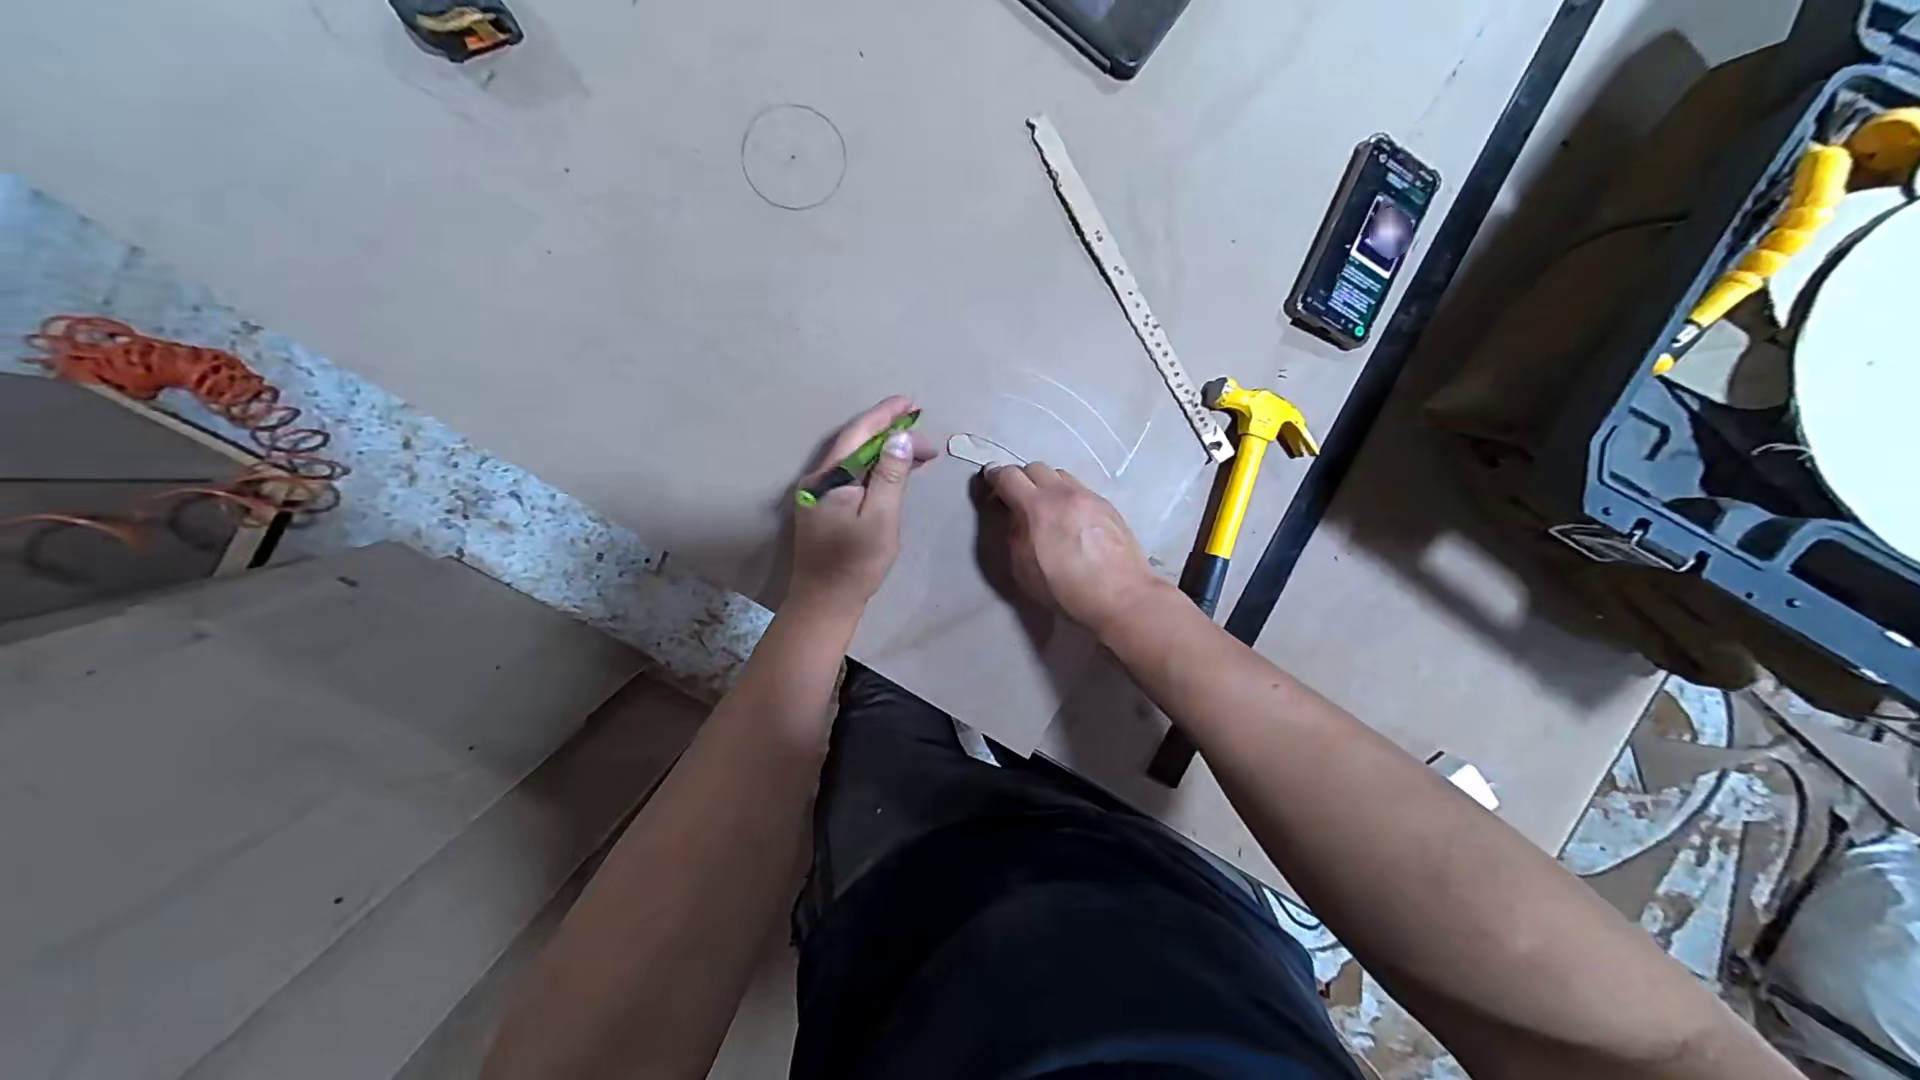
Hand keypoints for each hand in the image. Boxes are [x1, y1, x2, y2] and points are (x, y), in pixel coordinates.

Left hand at [791, 396, 936, 611]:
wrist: (824, 602)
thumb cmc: (855, 563)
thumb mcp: (880, 518)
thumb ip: (889, 475)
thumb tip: (899, 438)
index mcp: (830, 477)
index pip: (859, 433)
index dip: (885, 415)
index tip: (911, 403)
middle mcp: (819, 479)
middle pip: (856, 443)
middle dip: (890, 433)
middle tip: (924, 434)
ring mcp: (819, 493)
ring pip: (856, 460)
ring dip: (885, 451)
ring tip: (918, 451)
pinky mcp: (825, 507)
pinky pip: (854, 476)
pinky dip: (876, 469)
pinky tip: (895, 472)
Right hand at [988, 463, 1166, 638]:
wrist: (1121, 595)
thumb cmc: (1066, 589)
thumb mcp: (1024, 569)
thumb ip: (1015, 536)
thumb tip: (1018, 518)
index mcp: (1038, 507)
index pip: (1009, 476)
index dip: (995, 476)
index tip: (990, 479)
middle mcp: (1063, 494)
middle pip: (1035, 467)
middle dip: (1021, 479)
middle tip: (1017, 498)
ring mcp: (1089, 497)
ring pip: (1060, 475)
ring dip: (1047, 485)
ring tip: (1046, 507)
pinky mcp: (1108, 506)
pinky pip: (1080, 490)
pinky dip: (1068, 496)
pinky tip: (1071, 519)